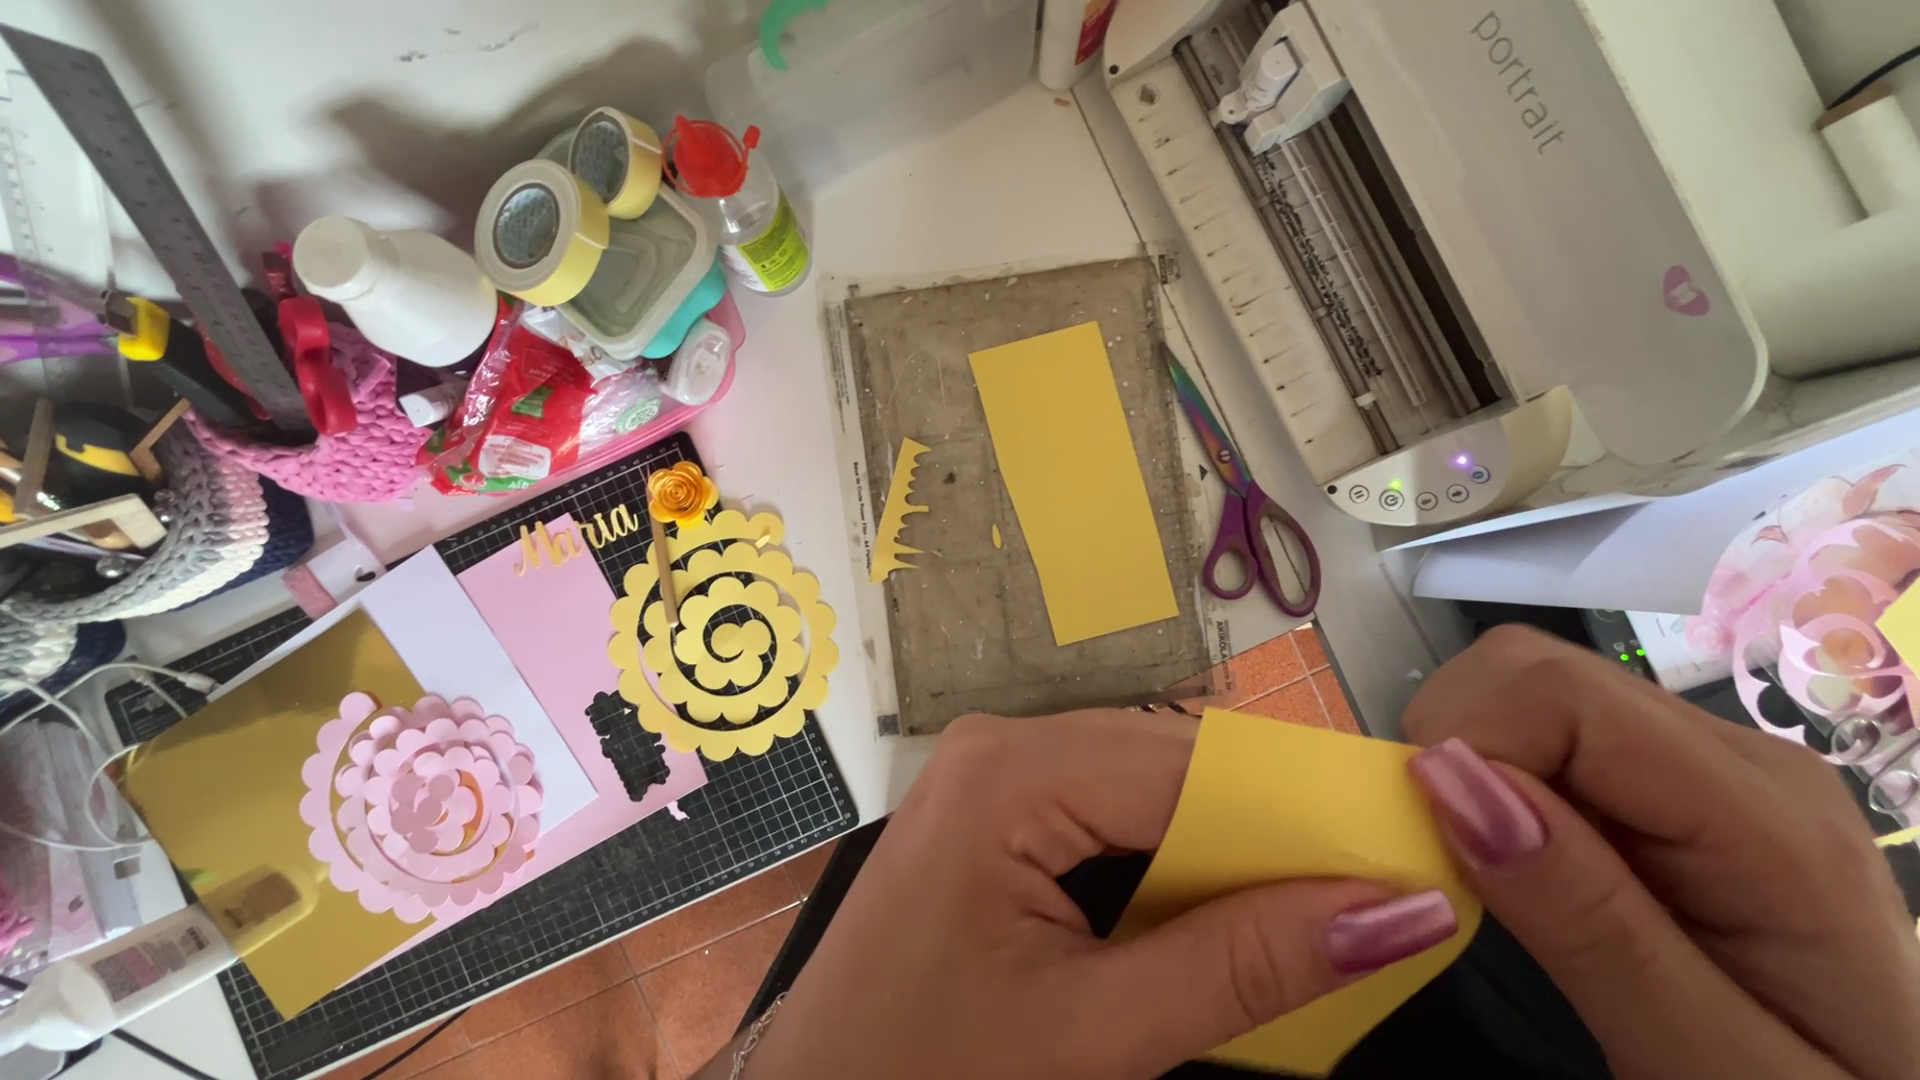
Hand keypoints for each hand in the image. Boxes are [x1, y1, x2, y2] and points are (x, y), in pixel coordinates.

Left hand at [725, 709, 1458, 1079]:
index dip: (1300, 811)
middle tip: (1371, 887)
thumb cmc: (929, 1070)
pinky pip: (1103, 801)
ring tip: (1307, 899)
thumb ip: (1243, 966)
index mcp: (1009, 771)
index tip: (1404, 853)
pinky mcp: (992, 802)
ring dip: (1221, 839)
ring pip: (1143, 778)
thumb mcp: (1094, 1033)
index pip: (1188, 766)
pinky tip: (1211, 899)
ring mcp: (992, 767)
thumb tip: (1395, 911)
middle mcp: (1001, 742)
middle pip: (1167, 760)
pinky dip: (1166, 845)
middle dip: (1264, 826)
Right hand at [1404, 626, 1919, 1079]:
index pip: (1561, 695)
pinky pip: (1535, 723)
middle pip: (1533, 668)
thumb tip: (1446, 779)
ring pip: (1523, 683)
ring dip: (1461, 754)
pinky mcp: (1662, 772)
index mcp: (1766, 818)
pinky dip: (1483, 769)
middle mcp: (1734, 755)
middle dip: (1452, 740)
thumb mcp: (1712, 1067)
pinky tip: (1513, 848)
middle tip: (1450, 851)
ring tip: (1484, 857)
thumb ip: (1587, 925)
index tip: (1436, 839)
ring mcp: (1700, 757)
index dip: (1466, 742)